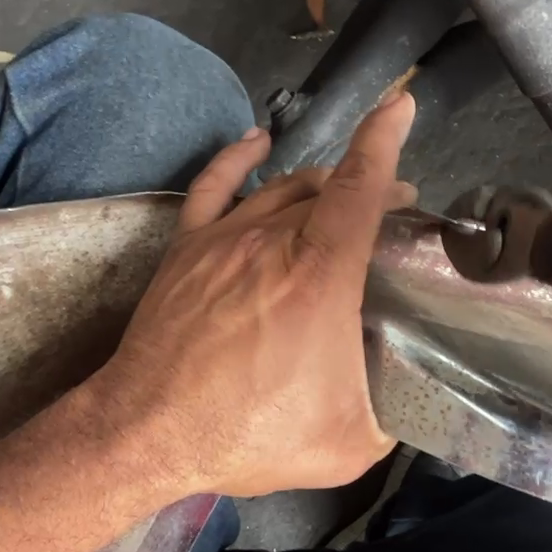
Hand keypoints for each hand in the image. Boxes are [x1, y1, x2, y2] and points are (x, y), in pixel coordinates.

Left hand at [81, 94, 418, 498]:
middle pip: (323, 189)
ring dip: (315, 184)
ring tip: (340, 190)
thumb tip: (402, 401)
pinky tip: (254, 143)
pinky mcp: (184, 251)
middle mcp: (268, 240)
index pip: (359, 188)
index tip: (401, 107)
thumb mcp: (345, 443)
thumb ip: (387, 416)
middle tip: (389, 210)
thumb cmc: (246, 435)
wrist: (149, 431)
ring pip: (276, 189)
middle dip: (363, 186)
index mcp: (318, 275)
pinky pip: (212, 188)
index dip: (385, 142)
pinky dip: (235, 159)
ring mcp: (221, 240)